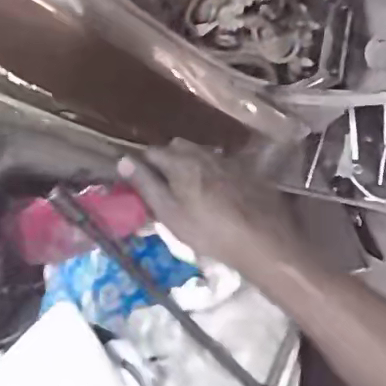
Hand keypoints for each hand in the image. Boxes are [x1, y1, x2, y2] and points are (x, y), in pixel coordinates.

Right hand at [122, 140, 303, 268]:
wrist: (262, 238)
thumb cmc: (209, 230)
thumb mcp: (169, 213)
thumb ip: (146, 184)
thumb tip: (123, 160)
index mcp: (180, 161)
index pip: (151, 151)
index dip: (142, 164)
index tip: (140, 181)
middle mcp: (202, 152)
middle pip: (176, 147)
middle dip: (166, 160)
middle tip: (164, 186)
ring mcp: (226, 158)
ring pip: (199, 153)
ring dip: (189, 164)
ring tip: (188, 190)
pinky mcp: (244, 169)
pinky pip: (219, 162)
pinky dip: (210, 171)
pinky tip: (215, 193)